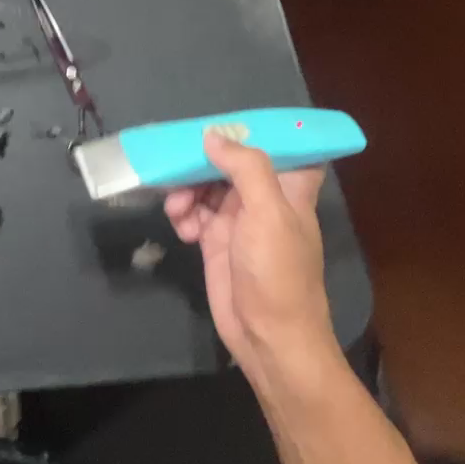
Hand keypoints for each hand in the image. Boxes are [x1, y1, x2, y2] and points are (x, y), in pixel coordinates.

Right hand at [163, 133, 336, 381]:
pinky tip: (182, 230)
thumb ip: (244, 168)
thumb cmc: (278, 273)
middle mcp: (264, 199)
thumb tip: (211, 136)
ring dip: (184, 190)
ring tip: (177, 209)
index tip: (221, 125)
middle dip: (199, 162)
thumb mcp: (268, 215)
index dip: (253, 132)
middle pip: (227, 162)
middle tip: (176, 168)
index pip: (279, 146)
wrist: (268, 337)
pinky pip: (192, 211)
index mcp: (288, 189)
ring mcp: (238, 219)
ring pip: (204, 184)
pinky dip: (182, 214)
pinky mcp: (215, 239)